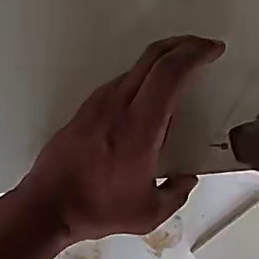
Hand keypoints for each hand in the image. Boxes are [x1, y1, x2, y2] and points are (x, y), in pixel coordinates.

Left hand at [15, 35, 223, 242]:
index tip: (212, 49)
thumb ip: (176, 194)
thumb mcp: (148, 212)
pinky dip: (139, 82)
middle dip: (182, 45)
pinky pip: (118, 85)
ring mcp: (96, 105)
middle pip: (153, 57)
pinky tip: (146, 103)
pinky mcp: (83, 111)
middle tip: (200, 48)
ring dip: (159, 64)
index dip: (195, 53)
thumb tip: (185, 181)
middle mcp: (116, 106)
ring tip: (177, 78)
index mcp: (139, 126)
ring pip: (134, 69)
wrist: (47, 206)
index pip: (170, 72)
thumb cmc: (94, 207)